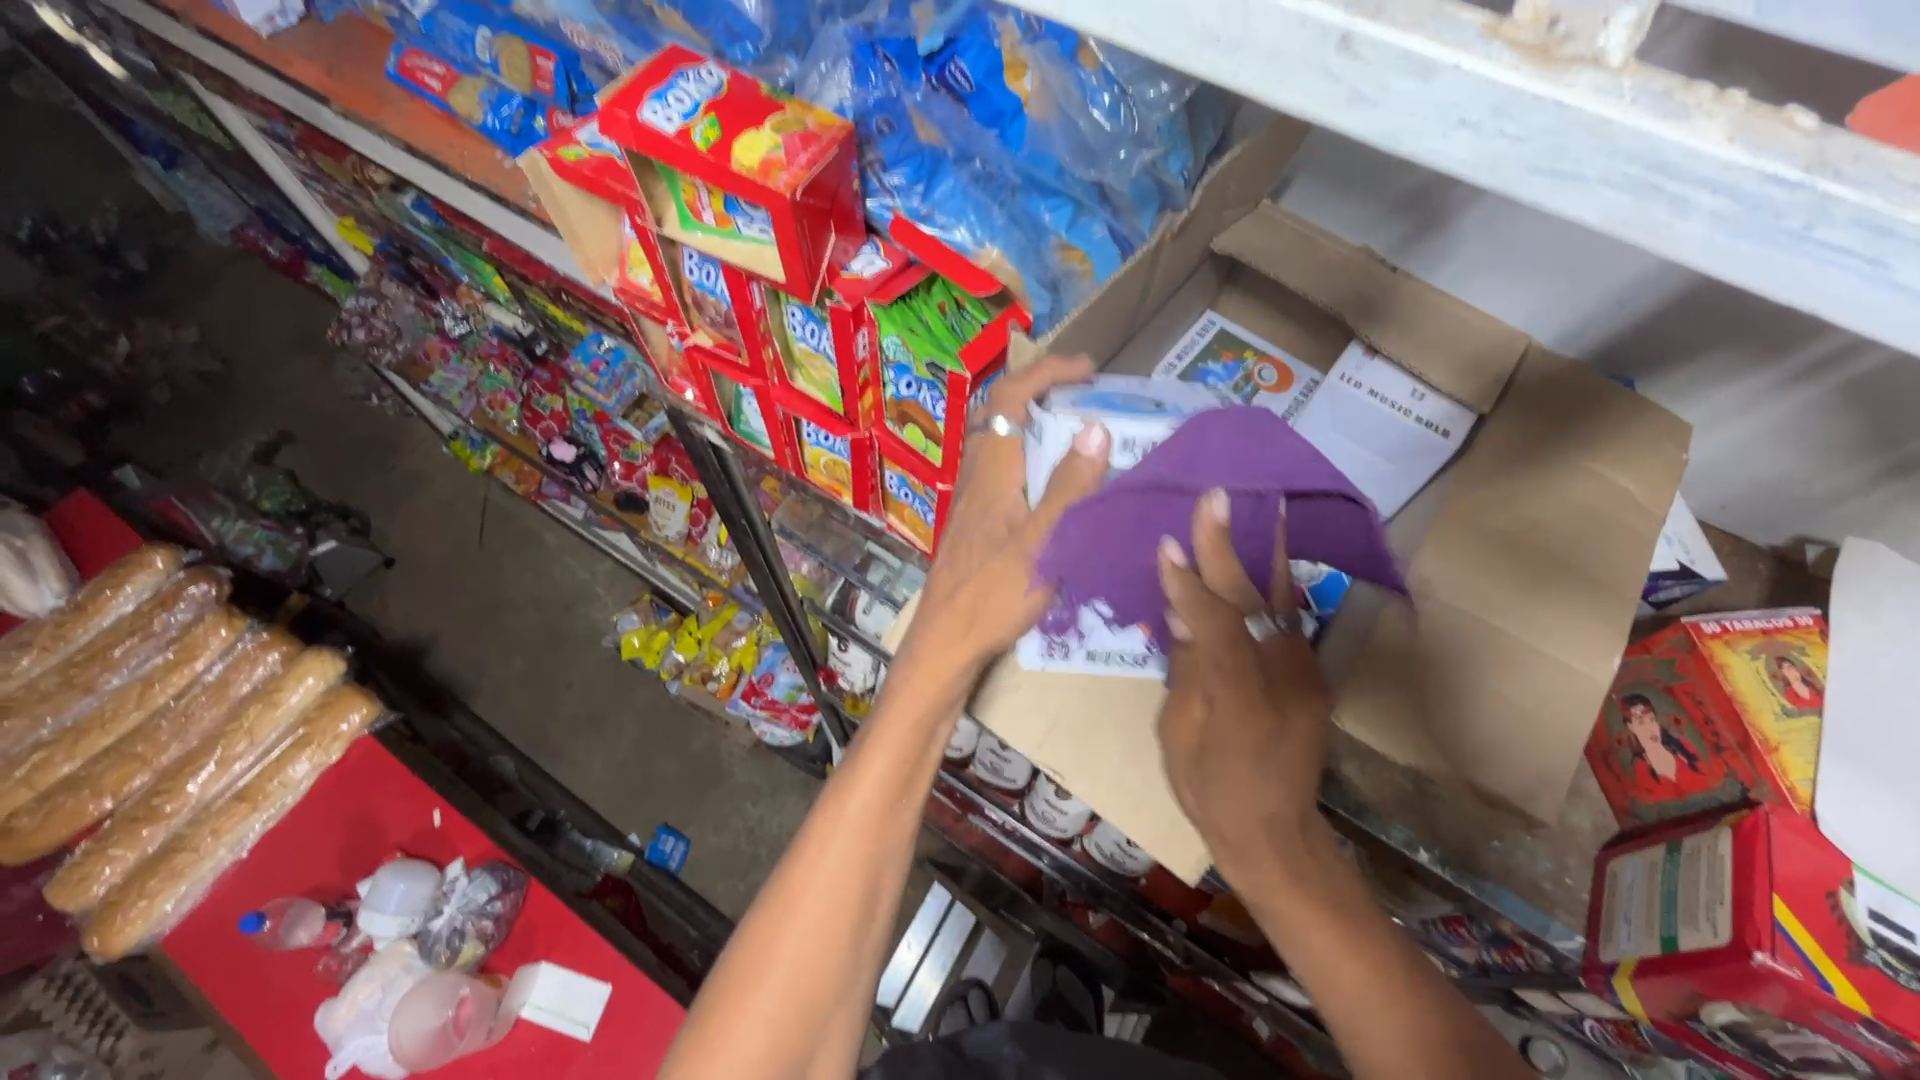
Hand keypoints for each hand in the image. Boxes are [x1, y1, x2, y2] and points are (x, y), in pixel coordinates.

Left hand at [902, 355, 1111, 679]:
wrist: (945, 643)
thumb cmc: (993, 596)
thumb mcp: (1043, 543)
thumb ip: (1069, 488)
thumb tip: (1095, 428)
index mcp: (992, 470)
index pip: (1011, 396)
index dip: (1047, 372)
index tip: (1088, 369)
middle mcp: (976, 475)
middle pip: (999, 412)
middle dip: (1040, 390)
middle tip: (1083, 395)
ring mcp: (972, 500)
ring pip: (997, 441)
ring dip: (1033, 423)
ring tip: (1075, 433)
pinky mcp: (974, 523)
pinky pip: (1000, 469)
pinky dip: (1028, 456)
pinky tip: (1051, 486)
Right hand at [1156, 489, 1333, 881]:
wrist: (1276, 831)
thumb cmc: (1210, 789)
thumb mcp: (1178, 732)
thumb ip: (1186, 665)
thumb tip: (1180, 607)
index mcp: (1241, 697)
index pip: (1215, 623)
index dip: (1190, 582)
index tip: (1166, 544)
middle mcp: (1284, 677)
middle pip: (1253, 600)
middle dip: (1230, 547)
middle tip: (1216, 496)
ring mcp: (1306, 674)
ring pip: (1283, 602)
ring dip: (1268, 551)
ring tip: (1267, 504)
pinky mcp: (1313, 676)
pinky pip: (1290, 621)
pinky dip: (1275, 584)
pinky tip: (1268, 556)